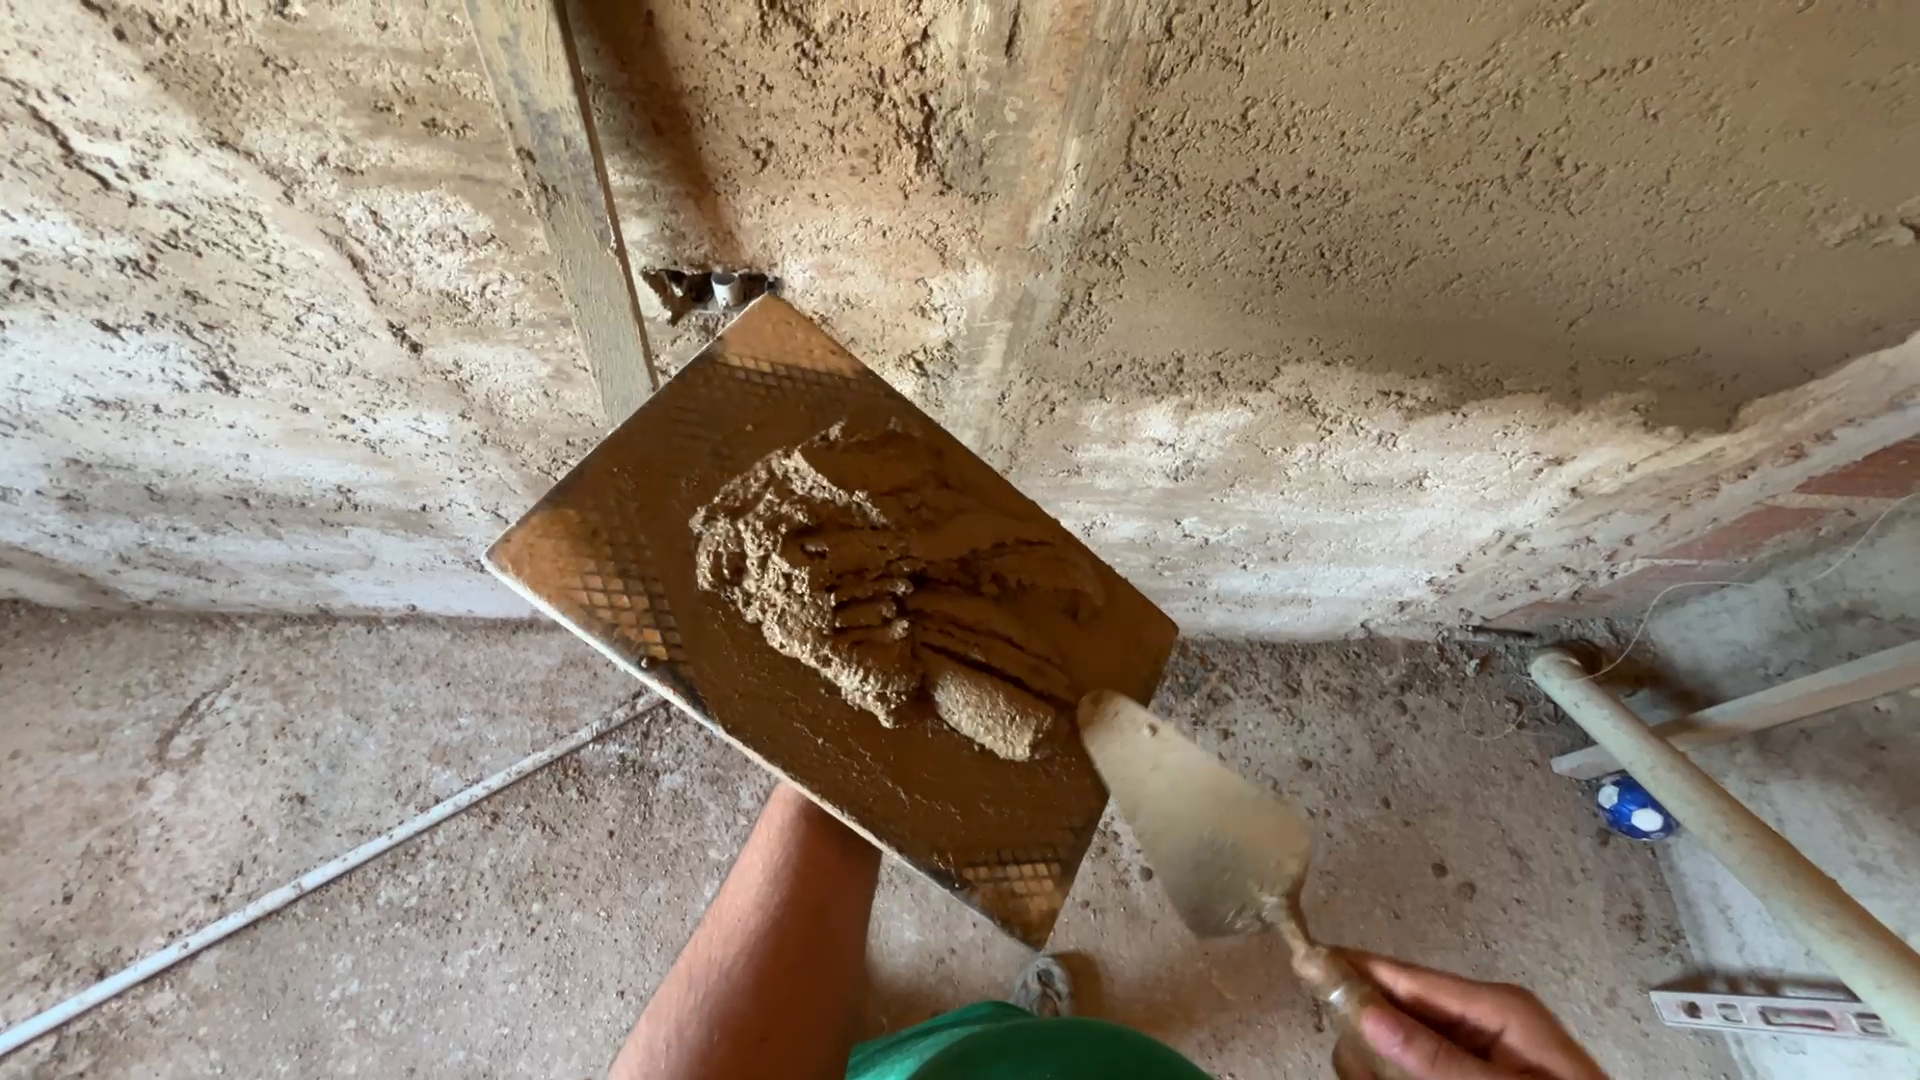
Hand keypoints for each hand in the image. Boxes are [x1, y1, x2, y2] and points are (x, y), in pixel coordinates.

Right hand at [1341, 953, 1607, 1079]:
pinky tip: (1375, 1070)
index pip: (1409, 976)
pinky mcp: (1480, 1067)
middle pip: (1405, 1003)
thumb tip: (1364, 1013)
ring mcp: (1483, 1045)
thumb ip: (1435, 1057)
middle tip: (1326, 1025)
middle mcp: (1485, 1015)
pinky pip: (1427, 1054)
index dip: (1357, 966)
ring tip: (1352, 1062)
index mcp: (1497, 1004)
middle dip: (1363, 1015)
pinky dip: (1400, 1062)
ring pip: (1409, 1032)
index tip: (1308, 960)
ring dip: (1377, 1044)